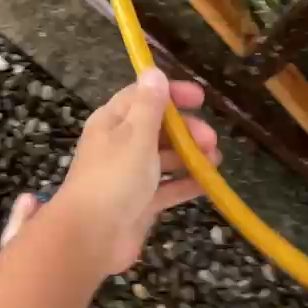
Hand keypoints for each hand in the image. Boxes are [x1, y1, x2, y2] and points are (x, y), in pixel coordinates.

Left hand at [44, 69, 220, 277]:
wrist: (91, 236)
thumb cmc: (114, 178)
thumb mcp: (135, 135)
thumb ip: (148, 105)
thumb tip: (153, 71)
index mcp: (111, 122)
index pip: (141, 96)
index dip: (169, 93)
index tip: (200, 97)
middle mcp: (118, 145)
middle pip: (155, 128)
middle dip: (185, 129)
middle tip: (211, 138)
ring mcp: (129, 175)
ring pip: (163, 158)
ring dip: (189, 156)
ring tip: (215, 159)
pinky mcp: (139, 203)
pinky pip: (166, 188)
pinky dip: (185, 183)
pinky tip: (209, 184)